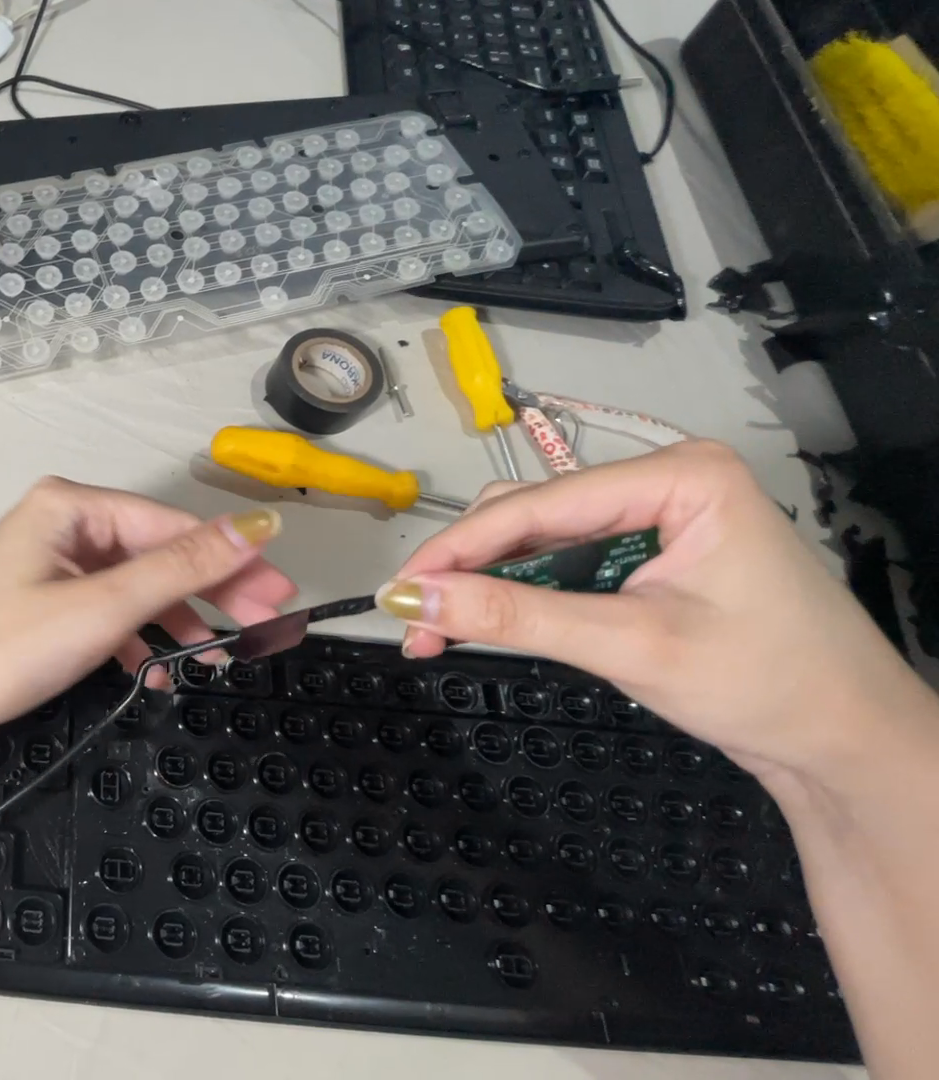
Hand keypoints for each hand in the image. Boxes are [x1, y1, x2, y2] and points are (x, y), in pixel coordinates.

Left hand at [0, 477, 297, 748]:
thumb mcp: (100, 609)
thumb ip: (179, 569)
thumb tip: (253, 526)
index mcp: (69, 506)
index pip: (171, 525)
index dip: (232, 560)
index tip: (281, 594)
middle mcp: (58, 524)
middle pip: (154, 553)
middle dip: (207, 594)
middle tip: (261, 630)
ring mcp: (45, 565)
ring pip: (130, 587)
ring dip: (172, 622)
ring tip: (211, 661)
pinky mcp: (36, 602)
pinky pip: (100, 611)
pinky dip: (130, 639)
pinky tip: (156, 672)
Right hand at [375, 440, 934, 782]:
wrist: (849, 744)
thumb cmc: (767, 684)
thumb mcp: (630, 645)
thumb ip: (514, 616)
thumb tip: (409, 598)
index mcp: (677, 478)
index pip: (535, 507)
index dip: (454, 549)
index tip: (396, 590)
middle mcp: (655, 484)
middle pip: (523, 517)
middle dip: (462, 572)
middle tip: (414, 622)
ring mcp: (644, 518)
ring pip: (525, 541)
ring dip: (475, 587)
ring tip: (432, 632)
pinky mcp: (633, 553)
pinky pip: (547, 564)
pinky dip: (505, 598)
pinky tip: (470, 623)